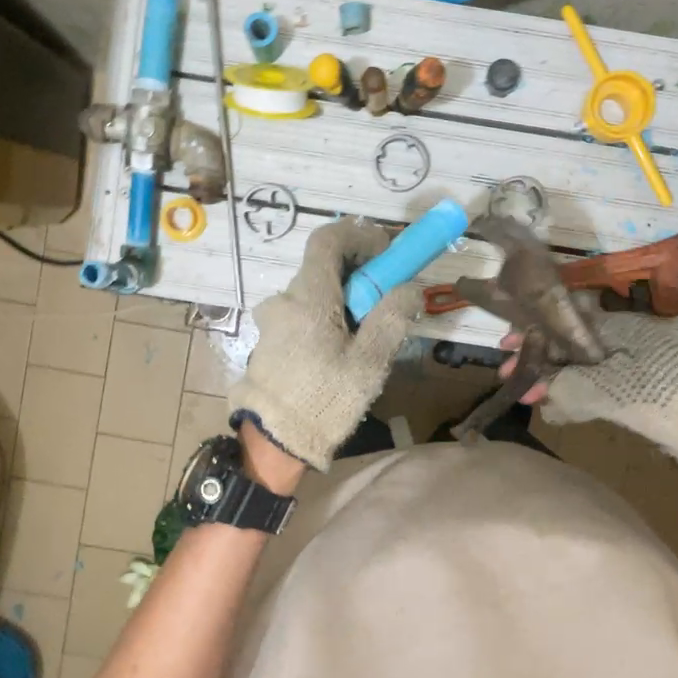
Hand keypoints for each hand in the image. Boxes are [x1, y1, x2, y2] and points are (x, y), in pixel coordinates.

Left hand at [229, 221, 420, 470]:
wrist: (275, 442)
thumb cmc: (325, 398)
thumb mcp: (369, 361)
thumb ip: (391, 317)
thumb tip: (409, 287)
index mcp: (307, 297)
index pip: (327, 239)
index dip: (359, 235)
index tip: (385, 250)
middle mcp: (283, 301)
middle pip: (322, 269)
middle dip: (356, 275)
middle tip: (384, 299)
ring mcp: (271, 324)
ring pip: (311, 296)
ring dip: (340, 301)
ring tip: (365, 335)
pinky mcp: (268, 345)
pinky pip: (300, 318)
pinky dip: (323, 319)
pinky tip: (339, 352)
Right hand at [505, 312, 677, 487]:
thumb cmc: (661, 393)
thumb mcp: (607, 387)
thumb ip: (569, 386)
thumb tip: (539, 389)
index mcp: (614, 328)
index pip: (563, 323)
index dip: (533, 333)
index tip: (506, 345)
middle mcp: (621, 342)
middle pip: (568, 345)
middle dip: (536, 358)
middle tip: (506, 373)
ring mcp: (630, 368)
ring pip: (579, 368)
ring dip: (551, 378)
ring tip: (524, 393)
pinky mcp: (638, 393)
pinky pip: (595, 388)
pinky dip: (572, 395)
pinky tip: (553, 405)